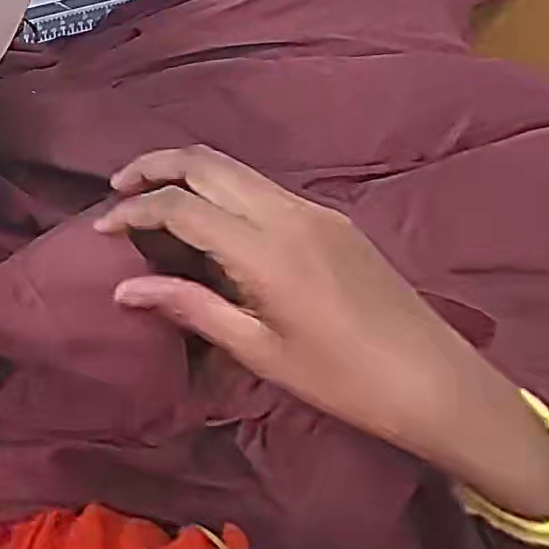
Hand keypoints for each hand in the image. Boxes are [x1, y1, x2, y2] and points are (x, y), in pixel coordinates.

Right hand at [95, 145, 548, 519]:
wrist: (445, 386)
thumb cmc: (345, 380)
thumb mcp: (258, 350)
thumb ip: (188, 307)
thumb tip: (123, 289)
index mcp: (265, 250)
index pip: (179, 205)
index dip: (133, 210)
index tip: (103, 228)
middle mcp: (285, 213)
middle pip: (203, 162)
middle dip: (151, 166)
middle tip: (117, 189)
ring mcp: (311, 209)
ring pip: (230, 167)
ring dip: (183, 171)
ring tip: (150, 196)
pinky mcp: (326, 217)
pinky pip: (256, 185)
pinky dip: (215, 186)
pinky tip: (206, 217)